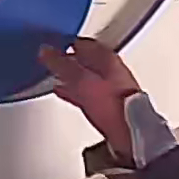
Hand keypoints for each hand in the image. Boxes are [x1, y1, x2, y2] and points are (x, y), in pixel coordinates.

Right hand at [39, 38, 141, 161]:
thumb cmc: (116, 105)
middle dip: (67, 59)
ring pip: (84, 77)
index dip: (65, 42)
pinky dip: (74, 90)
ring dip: (69, 76)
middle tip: (51, 59)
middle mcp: (111, 71)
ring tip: (54, 75)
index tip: (51, 44)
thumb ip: (61, 64)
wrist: (132, 136)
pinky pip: (86, 92)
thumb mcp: (81, 80)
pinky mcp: (108, 106)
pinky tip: (65, 93)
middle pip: (84, 60)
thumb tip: (46, 52)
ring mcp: (111, 89)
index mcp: (107, 59)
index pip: (83, 43)